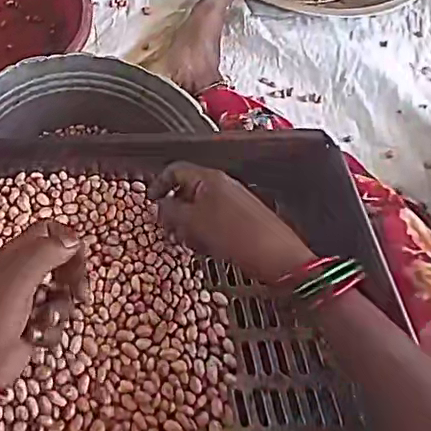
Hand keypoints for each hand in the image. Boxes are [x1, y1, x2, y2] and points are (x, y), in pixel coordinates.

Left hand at [0, 220, 89, 389]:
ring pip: (63, 294)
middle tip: (78, 293)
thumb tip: (74, 239)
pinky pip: (58, 320)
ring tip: (43, 320)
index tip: (77, 258)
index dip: (67, 240)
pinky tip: (35, 336)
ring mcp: (29, 299)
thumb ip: (46, 253)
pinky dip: (51, 330)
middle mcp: (24, 273)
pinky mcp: (35, 324)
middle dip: (74, 276)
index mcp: (17, 254)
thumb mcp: (19, 278)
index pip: (49, 231)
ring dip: (60, 309)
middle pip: (62, 260)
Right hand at [153, 163, 316, 284]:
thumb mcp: (192, 224)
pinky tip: (206, 247)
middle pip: (187, 189)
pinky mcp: (245, 218)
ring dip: (188, 222)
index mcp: (208, 178)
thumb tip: (158, 205)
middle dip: (173, 208)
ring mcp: (236, 200)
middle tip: (166, 228)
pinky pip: (215, 218)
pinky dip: (204, 229)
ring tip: (186, 241)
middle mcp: (223, 184)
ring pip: (200, 206)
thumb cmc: (235, 237)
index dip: (158, 185)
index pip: (174, 170)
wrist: (280, 259)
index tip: (150, 201)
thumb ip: (169, 211)